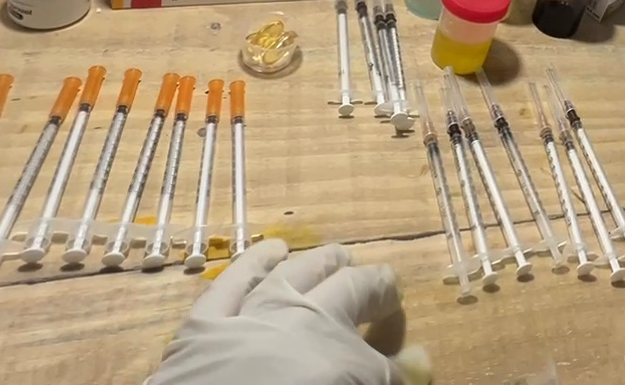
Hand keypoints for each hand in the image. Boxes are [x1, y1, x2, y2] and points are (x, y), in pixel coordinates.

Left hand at [152, 240, 428, 384]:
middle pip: (342, 283)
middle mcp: (302, 314)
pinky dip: (252, 265)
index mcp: (338, 338)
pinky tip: (269, 251)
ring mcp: (250, 316)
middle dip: (360, 283)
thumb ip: (389, 377)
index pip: (377, 307)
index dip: (390, 305)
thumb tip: (422, 359)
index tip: (396, 311)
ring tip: (332, 258)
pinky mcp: (201, 329)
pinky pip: (230, 285)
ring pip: (292, 272)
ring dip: (316, 264)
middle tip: (368, 287)